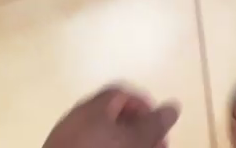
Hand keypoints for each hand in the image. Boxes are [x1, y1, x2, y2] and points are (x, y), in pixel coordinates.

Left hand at [43, 86, 181, 147]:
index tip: (156, 124)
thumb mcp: (135, 139)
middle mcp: (75, 118)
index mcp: (92, 106)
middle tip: (153, 144)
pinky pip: (87, 146)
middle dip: (136, 129)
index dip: (143, 105)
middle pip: (111, 116)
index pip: (121, 92)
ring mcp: (62, 141)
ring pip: (99, 136)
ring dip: (122, 142)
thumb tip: (173, 106)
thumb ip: (155, 123)